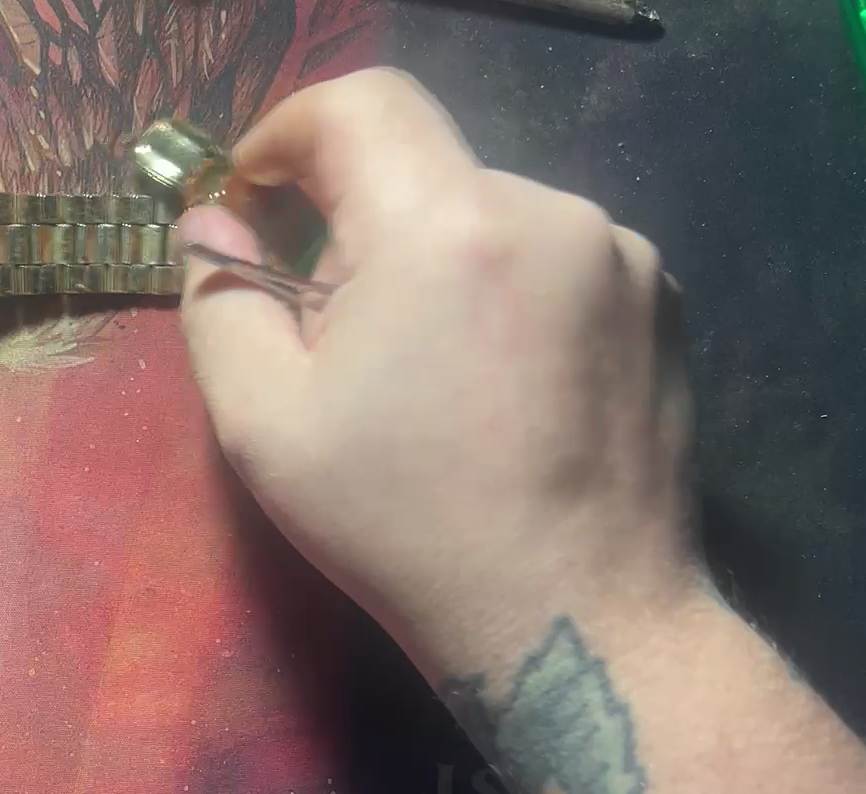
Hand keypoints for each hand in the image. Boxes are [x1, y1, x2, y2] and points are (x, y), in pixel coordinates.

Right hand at [179, 69, 695, 676]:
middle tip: (312, 332)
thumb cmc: (390, 521)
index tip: (246, 197)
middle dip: (339, 224)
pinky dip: (476, 288)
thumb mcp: (260, 421)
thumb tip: (209, 226)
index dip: (281, 134)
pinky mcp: (655, 297)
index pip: (357, 106)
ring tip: (400, 374)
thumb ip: (218, 302)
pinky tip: (471, 385)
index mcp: (441, 233)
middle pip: (412, 166)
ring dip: (409, 262)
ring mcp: (620, 252)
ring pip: (471, 213)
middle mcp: (550, 212)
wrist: (565, 614)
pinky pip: (533, 254)